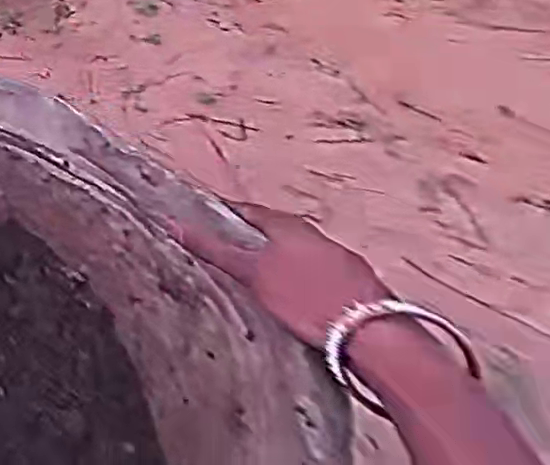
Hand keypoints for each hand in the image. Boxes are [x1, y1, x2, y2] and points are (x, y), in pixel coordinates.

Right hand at [173, 201, 390, 346]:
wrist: (381, 343)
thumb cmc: (305, 299)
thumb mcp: (249, 273)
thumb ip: (210, 247)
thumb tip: (170, 222)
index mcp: (289, 225)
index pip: (247, 209)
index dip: (223, 212)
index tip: (204, 218)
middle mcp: (320, 236)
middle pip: (277, 229)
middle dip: (255, 236)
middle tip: (232, 247)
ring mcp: (349, 263)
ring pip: (303, 251)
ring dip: (284, 257)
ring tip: (265, 273)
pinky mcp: (367, 288)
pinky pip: (325, 271)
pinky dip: (307, 275)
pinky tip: (301, 293)